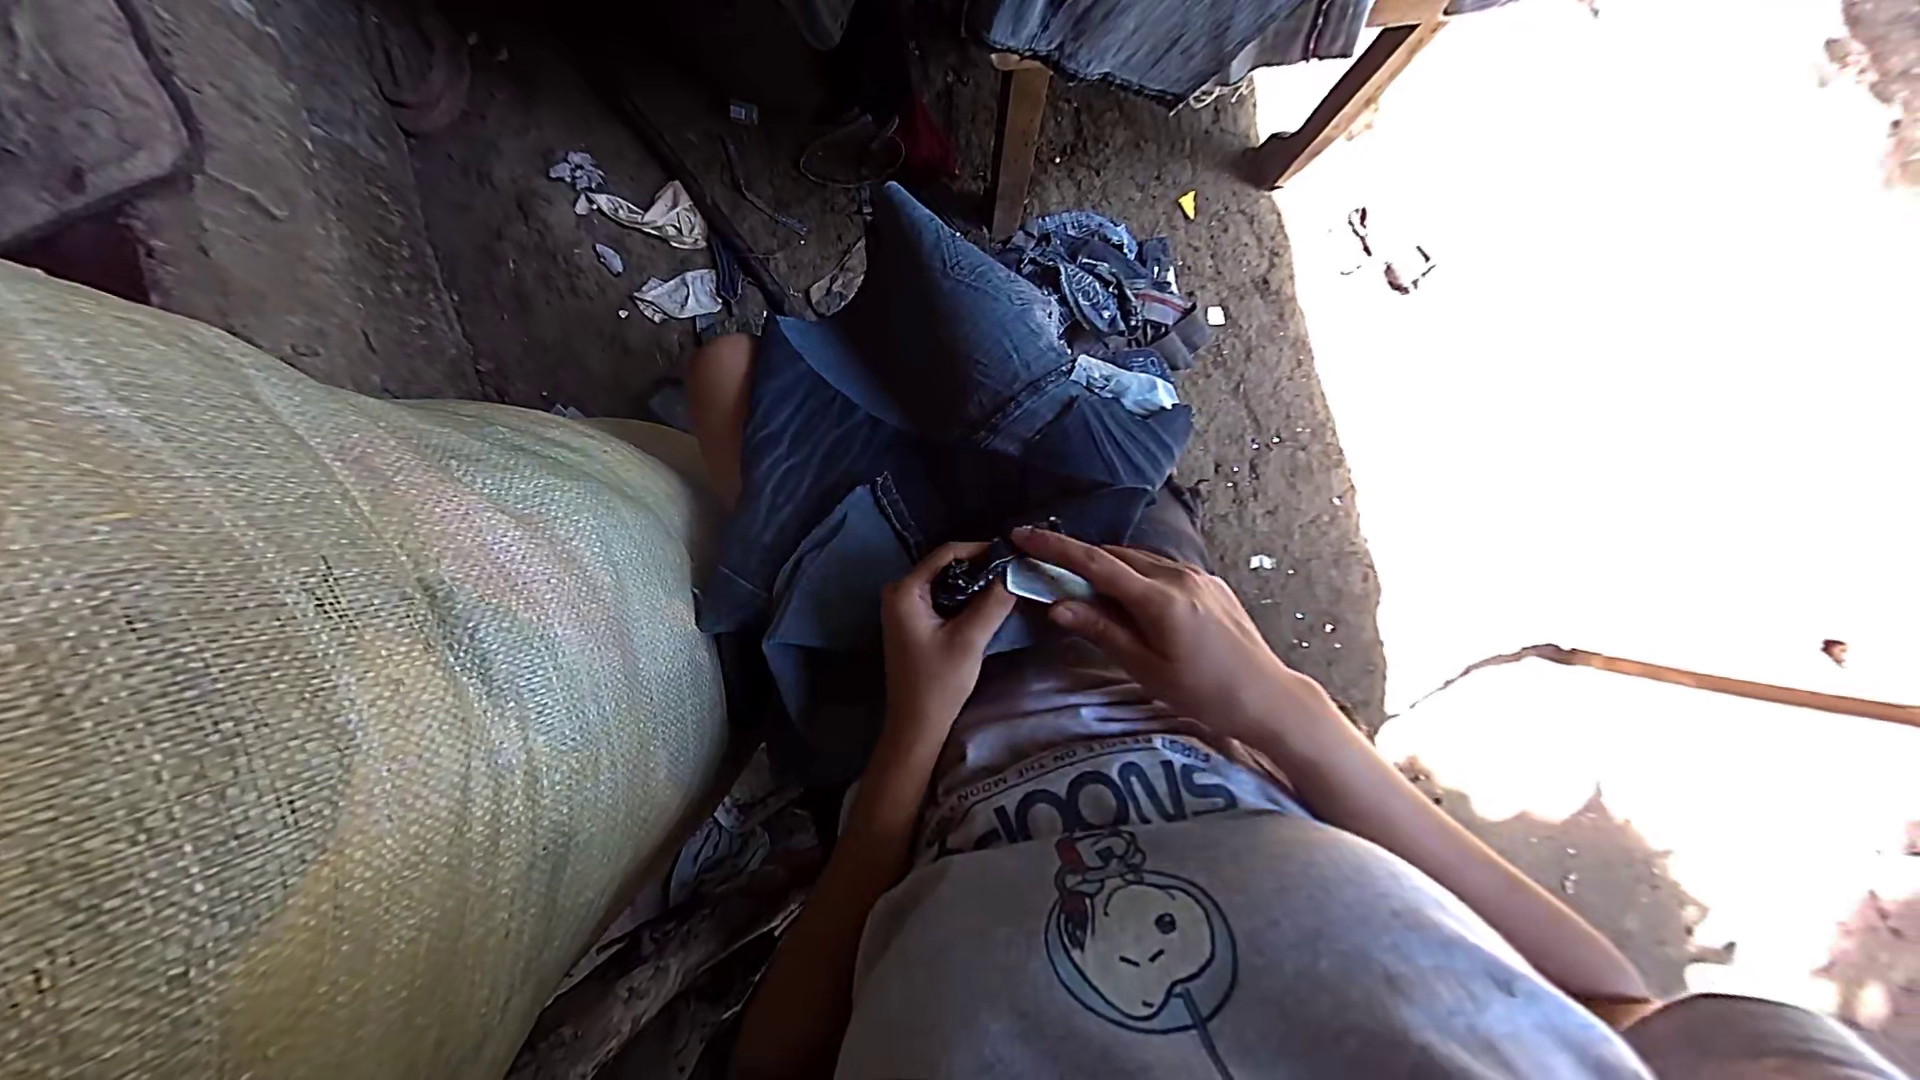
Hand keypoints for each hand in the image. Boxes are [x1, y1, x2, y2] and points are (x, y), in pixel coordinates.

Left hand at [880, 542, 1018, 743]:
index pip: (946, 553)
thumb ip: (992, 603)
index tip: (1010, 553)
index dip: (980, 549)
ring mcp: (903, 606)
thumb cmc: (938, 683)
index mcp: (904, 590)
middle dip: (979, 565)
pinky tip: (987, 601)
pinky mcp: (912, 620)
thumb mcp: (969, 640)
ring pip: (945, 580)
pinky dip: (964, 596)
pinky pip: (941, 595)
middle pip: (944, 564)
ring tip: (1006, 582)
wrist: (917, 725)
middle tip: (1012, 569)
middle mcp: (898, 591)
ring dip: (974, 581)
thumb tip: (1014, 572)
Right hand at [1012, 528, 1343, 742]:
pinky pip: (1159, 568)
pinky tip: (1129, 599)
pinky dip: (1133, 575)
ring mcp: (1197, 576)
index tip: (1023, 534)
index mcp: (1159, 598)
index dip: (1054, 547)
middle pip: (1114, 555)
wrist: (1268, 697)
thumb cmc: (1204, 692)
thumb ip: (1101, 629)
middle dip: (1077, 558)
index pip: (1095, 563)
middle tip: (1047, 570)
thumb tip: (1057, 605)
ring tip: (1086, 590)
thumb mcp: (1145, 667)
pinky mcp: (1209, 582)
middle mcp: (1178, 575)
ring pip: (1137, 559)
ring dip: (1106, 567)